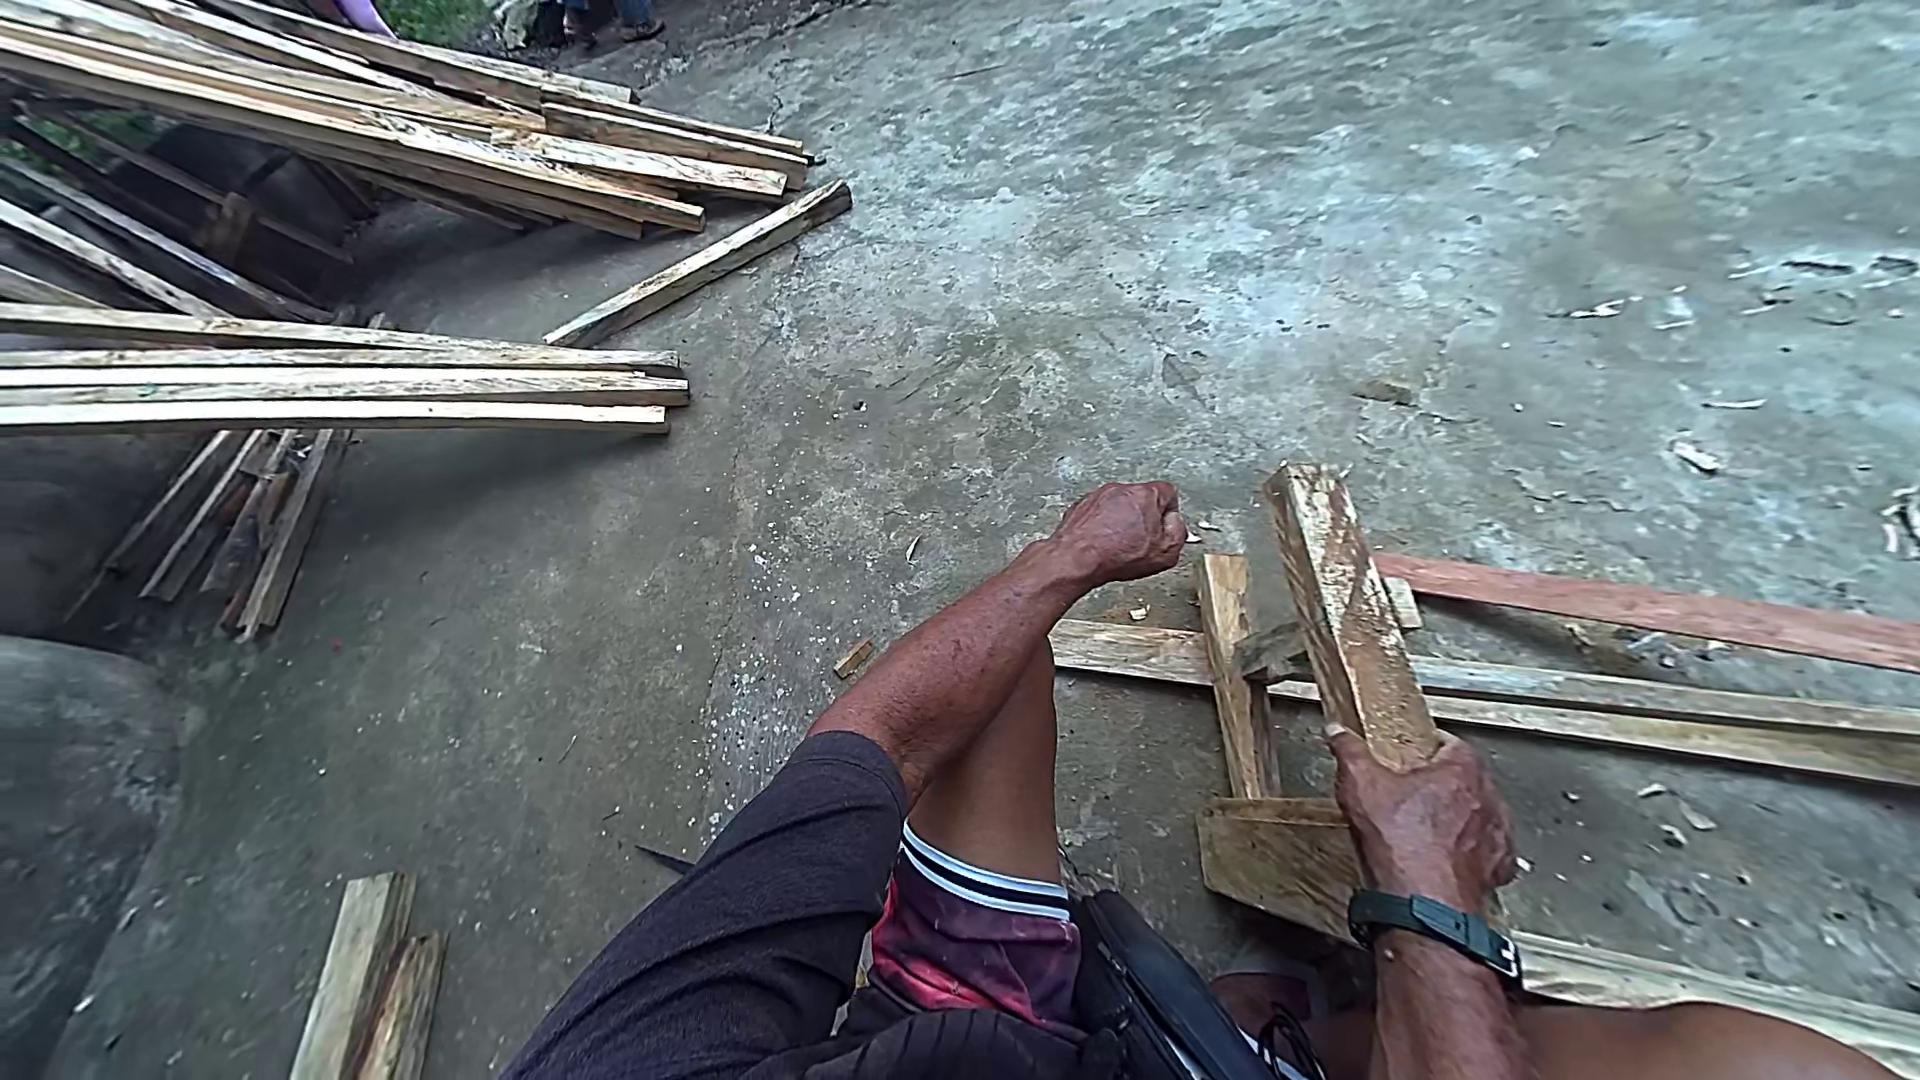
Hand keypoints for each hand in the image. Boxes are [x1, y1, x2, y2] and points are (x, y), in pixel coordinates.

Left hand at [1046, 482, 1186, 586]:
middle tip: (1141, 539)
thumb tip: (1174, 521)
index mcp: (1145, 495)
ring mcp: (1098, 496)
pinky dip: (1102, 525)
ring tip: (1118, 543)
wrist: (1077, 558)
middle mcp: (1121, 489)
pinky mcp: (1081, 506)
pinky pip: (1099, 513)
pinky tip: (1102, 542)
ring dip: (1121, 521)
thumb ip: (1178, 530)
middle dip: (1144, 517)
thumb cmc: (1116, 555)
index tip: (1163, 526)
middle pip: (1142, 498)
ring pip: (1118, 505)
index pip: (1168, 492)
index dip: (1169, 512)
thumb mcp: (1166, 551)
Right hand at [1328, 726, 1515, 914]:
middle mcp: (1488, 802)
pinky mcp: (1497, 870)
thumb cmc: (1398, 840)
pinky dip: (1467, 844)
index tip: (1417, 746)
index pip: (1456, 745)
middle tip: (1416, 780)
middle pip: (1471, 778)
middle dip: (1445, 776)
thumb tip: (1339, 732)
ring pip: (1481, 812)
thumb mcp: (1358, 781)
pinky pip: (1486, 847)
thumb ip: (1349, 750)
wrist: (1420, 901)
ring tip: (1426, 817)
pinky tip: (1442, 848)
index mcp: (1460, 774)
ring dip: (1460, 811)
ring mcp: (1497, 838)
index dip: (1434, 743)